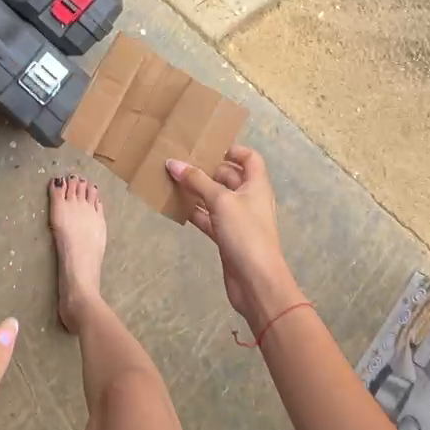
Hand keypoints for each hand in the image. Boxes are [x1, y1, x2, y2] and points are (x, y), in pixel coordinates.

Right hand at [169, 146, 303, 328]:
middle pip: (228, 176)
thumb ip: (196, 180)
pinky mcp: (227, 238)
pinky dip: (195, 212)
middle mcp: (249, 199)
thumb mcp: (221, 200)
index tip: (207, 147)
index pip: (249, 158)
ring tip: (172, 180)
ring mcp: (238, 220)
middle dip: (206, 169)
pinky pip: (209, 218)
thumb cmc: (246, 233)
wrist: (257, 283)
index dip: (232, 149)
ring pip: (215, 198)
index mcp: (256, 185)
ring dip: (197, 191)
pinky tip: (176, 206)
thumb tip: (172, 163)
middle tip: (180, 162)